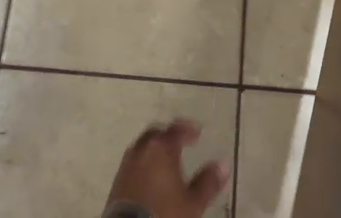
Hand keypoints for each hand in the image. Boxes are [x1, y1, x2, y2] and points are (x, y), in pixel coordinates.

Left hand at [107, 118, 229, 217]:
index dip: (187, 129)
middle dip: (167, 135)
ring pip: (141, 148)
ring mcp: (127, 165)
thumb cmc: (166, 214)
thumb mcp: (193, 203)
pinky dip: (143, 163)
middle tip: (179, 141)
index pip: (175, 130)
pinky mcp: (117, 181)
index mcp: (161, 150)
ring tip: (164, 160)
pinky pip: (132, 163)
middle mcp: (142, 151)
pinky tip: (149, 177)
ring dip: (153, 149)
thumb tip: (223, 164)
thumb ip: (208, 182)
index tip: (197, 134)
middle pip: (154, 134)